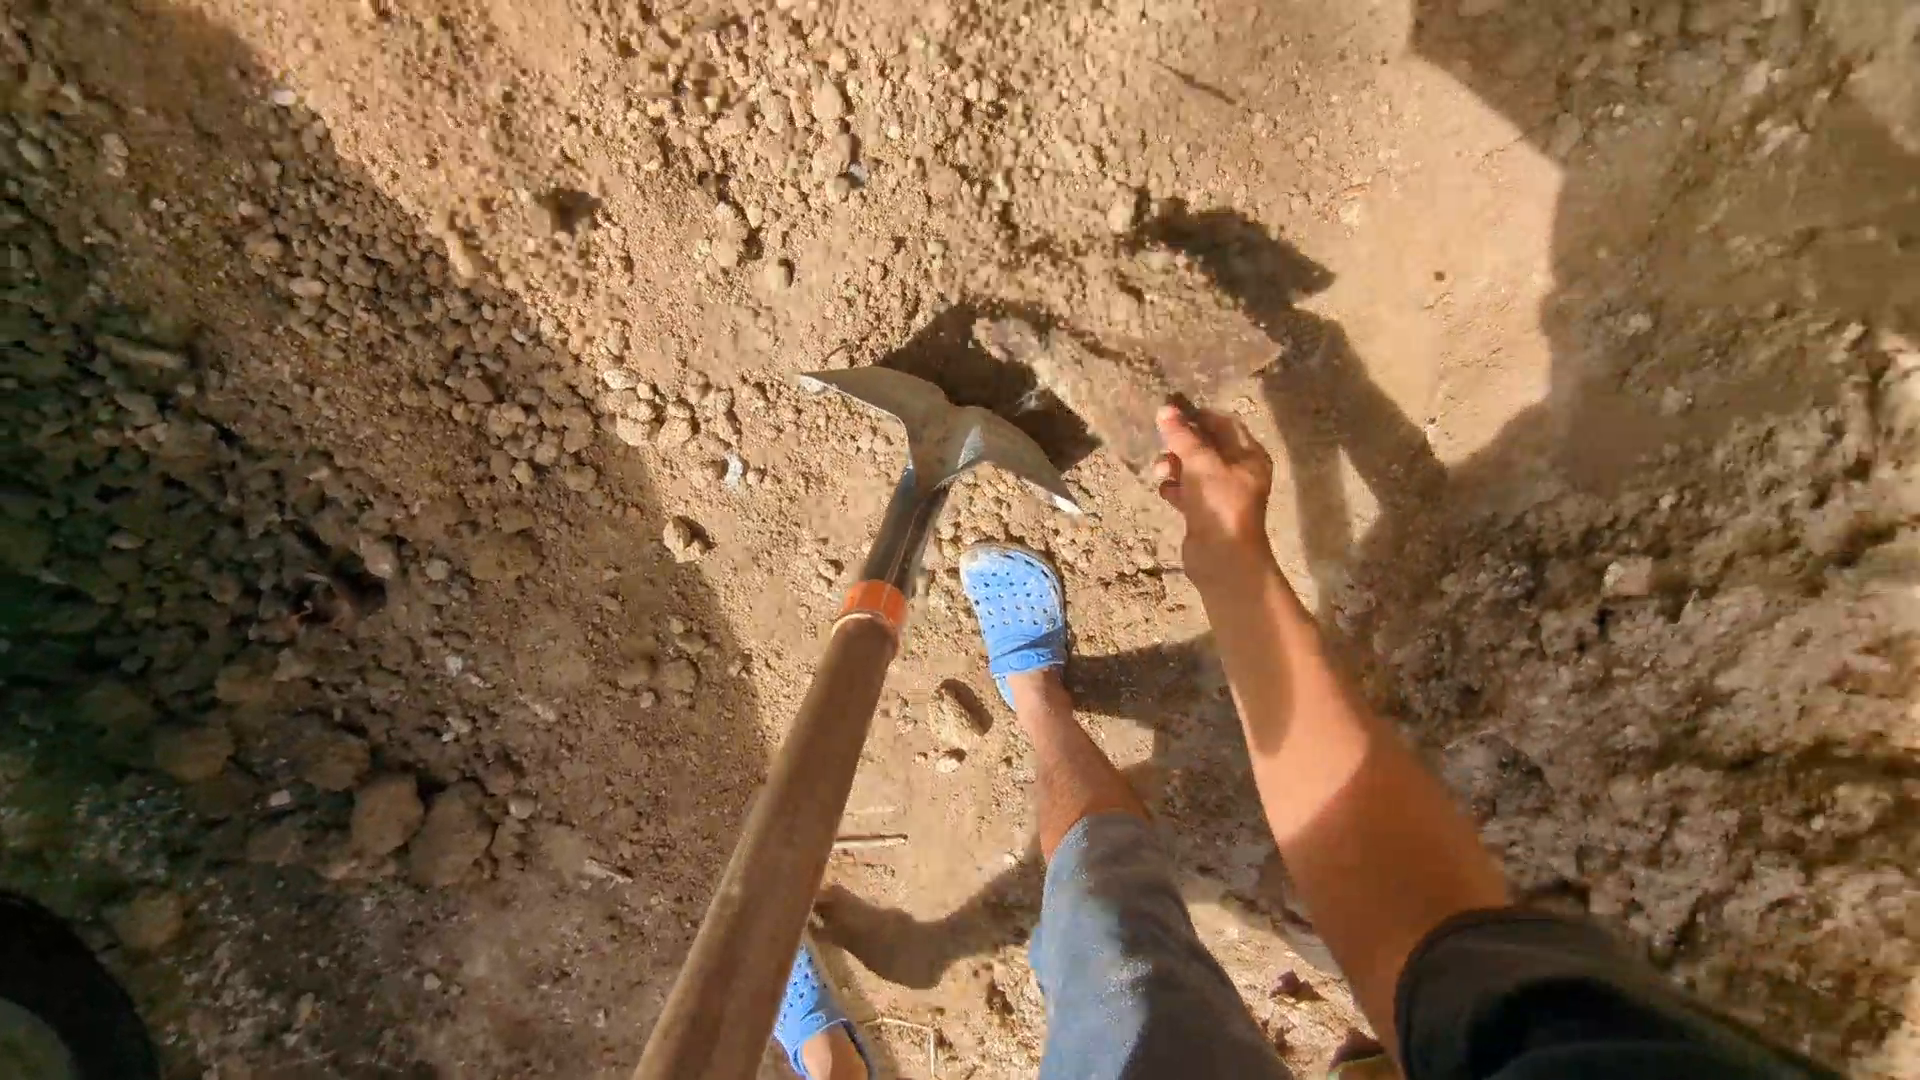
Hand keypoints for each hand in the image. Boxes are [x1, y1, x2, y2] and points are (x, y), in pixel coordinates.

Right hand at [1153, 402, 1275, 574]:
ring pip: (1194, 470)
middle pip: (1207, 447)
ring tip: (1159, 470)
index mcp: (1249, 456)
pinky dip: (1175, 489)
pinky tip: (1165, 491)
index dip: (1199, 416)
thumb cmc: (1219, 502)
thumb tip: (1165, 410)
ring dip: (1174, 466)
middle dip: (1182, 443)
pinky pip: (1187, 492)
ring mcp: (1221, 494)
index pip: (1225, 424)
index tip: (1172, 412)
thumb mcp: (1200, 463)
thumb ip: (1182, 436)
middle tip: (1161, 441)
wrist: (1221, 556)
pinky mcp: (1205, 512)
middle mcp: (1238, 472)